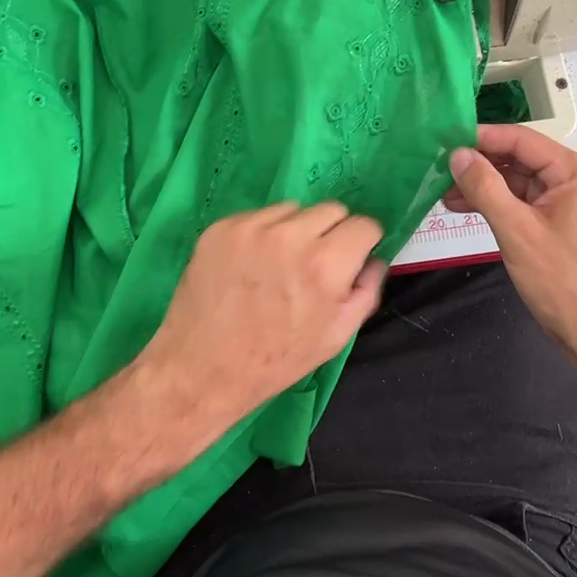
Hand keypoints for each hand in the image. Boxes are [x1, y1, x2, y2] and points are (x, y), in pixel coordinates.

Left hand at [136, 201, 387, 427]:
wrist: (203, 368)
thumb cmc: (275, 359)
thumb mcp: (336, 336)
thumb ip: (365, 291)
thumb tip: (374, 260)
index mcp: (326, 264)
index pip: (364, 224)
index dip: (363, 242)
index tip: (353, 257)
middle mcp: (290, 236)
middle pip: (332, 210)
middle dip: (333, 233)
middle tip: (316, 264)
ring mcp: (252, 228)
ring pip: (293, 209)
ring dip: (296, 230)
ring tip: (279, 266)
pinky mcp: (222, 228)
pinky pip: (258, 216)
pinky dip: (262, 234)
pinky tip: (250, 266)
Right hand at [444, 125, 576, 355]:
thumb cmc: (560, 280)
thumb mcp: (516, 230)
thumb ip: (485, 187)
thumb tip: (457, 154)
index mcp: (575, 171)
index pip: (521, 140)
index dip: (482, 138)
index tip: (445, 141)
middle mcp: (576, 179)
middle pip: (519, 159)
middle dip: (479, 165)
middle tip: (439, 171)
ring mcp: (569, 201)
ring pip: (518, 181)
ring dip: (484, 186)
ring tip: (445, 194)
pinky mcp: (560, 222)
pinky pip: (523, 201)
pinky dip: (497, 203)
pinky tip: (466, 207)